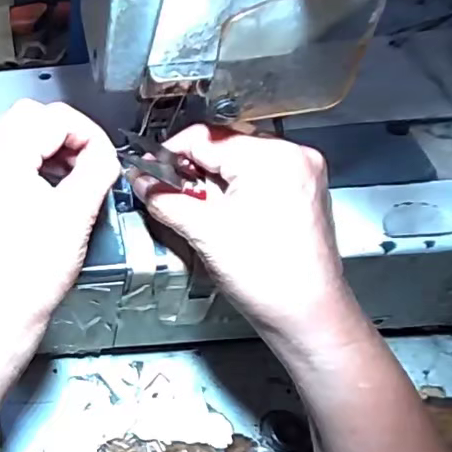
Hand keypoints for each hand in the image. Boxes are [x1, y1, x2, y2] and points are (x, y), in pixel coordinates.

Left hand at [0, 100, 119, 350]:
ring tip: (74, 179)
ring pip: (15, 138)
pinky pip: (4, 163)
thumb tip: (104, 154)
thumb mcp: (78, 213)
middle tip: (90, 162)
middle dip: (66, 135)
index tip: (105, 158)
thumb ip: (97, 169)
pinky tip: (51, 191)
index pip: (51, 118)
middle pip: (28, 119)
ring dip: (49, 149)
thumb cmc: (33, 273)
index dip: (88, 133)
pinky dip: (31, 167)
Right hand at [129, 125, 356, 342]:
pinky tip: (222, 214)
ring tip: (196, 208)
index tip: (150, 169)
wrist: (307, 314)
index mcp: (271, 158)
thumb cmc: (271, 279)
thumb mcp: (205, 232)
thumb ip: (166, 200)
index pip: (204, 137)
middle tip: (166, 190)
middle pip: (223, 145)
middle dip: (191, 167)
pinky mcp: (303, 192)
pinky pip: (259, 176)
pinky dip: (235, 189)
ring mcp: (302, 173)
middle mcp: (293, 157)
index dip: (170, 153)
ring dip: (211, 179)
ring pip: (240, 161)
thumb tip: (144, 182)